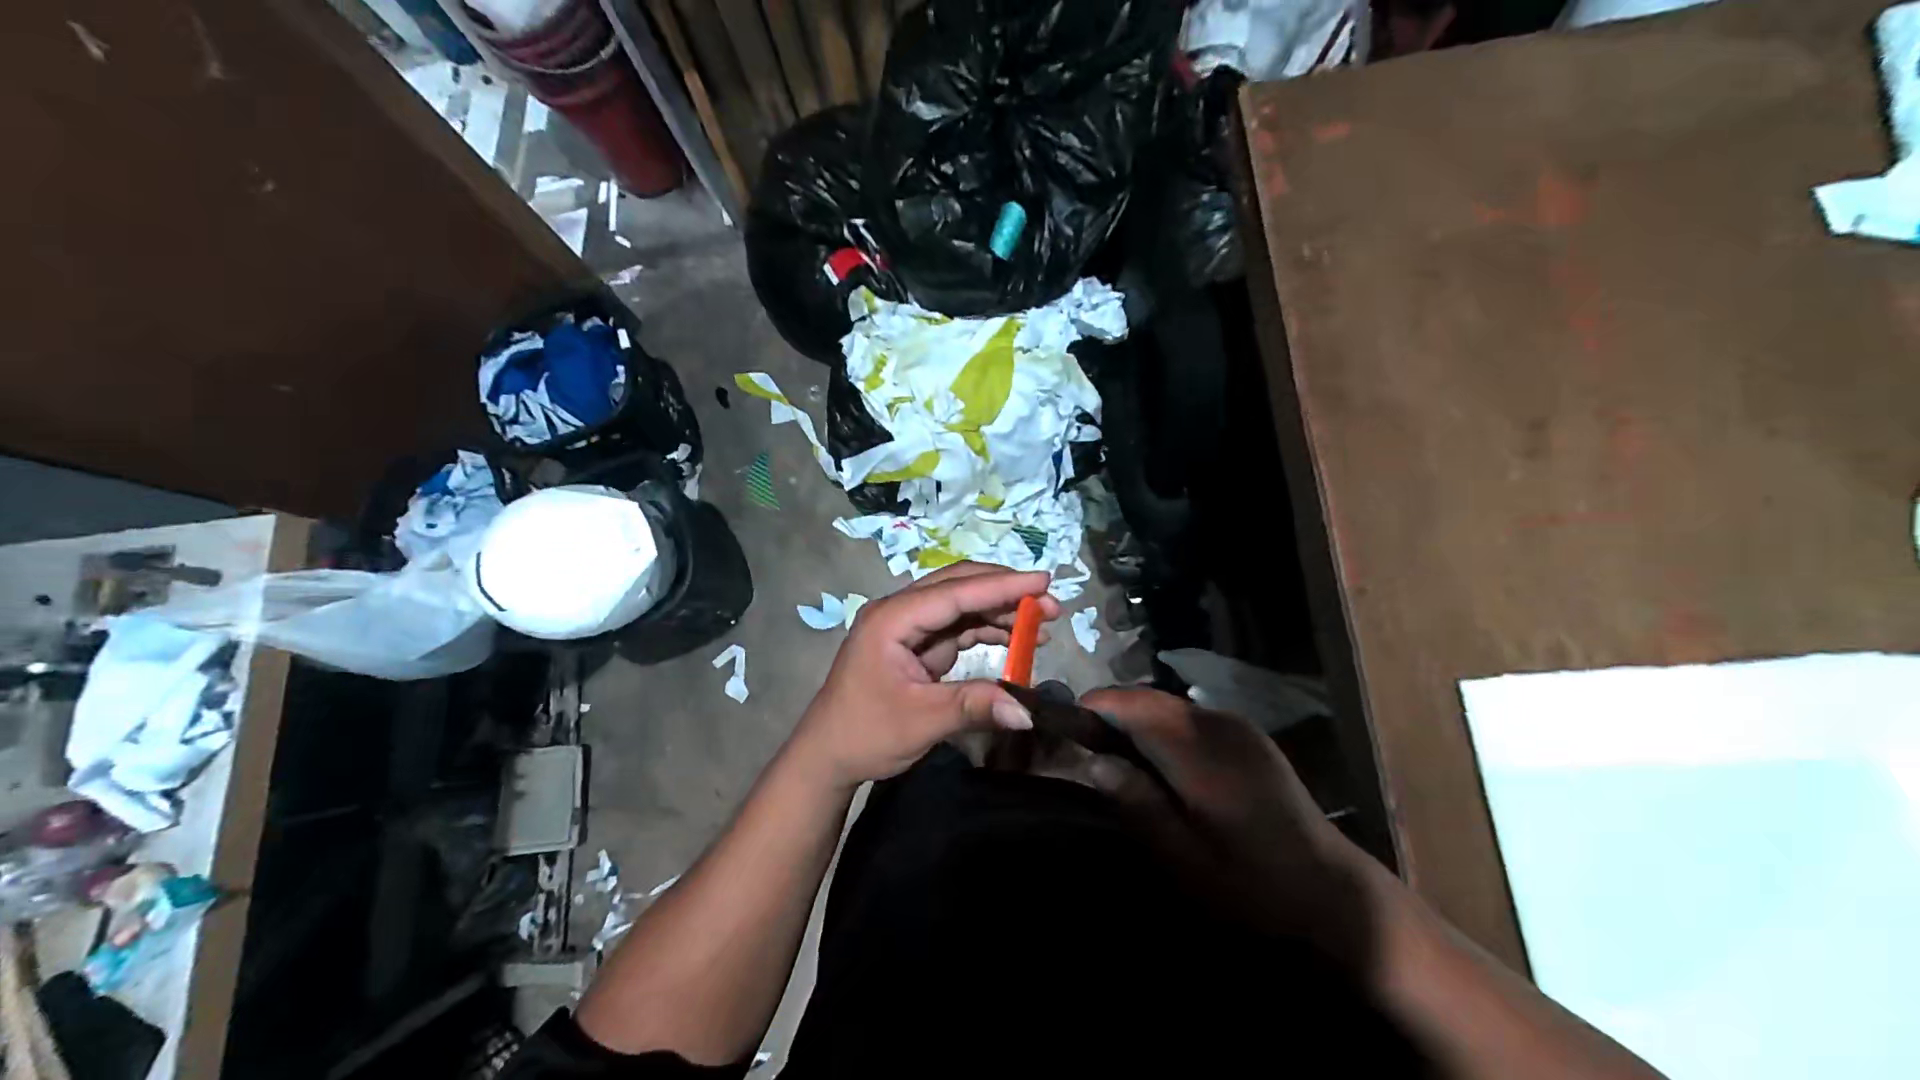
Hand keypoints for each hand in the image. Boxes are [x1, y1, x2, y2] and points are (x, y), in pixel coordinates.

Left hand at [786, 562, 1059, 788]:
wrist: (827, 757)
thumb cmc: (865, 734)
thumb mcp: (921, 720)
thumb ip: (974, 706)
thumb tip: (1028, 712)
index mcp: (892, 619)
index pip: (954, 593)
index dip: (1001, 586)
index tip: (1043, 581)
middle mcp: (899, 613)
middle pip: (958, 588)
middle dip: (1005, 592)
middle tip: (1050, 602)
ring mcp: (908, 628)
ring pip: (961, 606)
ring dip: (1000, 610)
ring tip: (1045, 621)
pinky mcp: (917, 646)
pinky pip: (958, 628)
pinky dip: (988, 630)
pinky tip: (1018, 638)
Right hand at [1076, 687, 1372, 949]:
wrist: (1335, 896)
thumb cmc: (1253, 887)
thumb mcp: (1185, 859)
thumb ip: (1138, 803)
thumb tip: (1094, 761)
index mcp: (1198, 748)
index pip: (1129, 703)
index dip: (1090, 710)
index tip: (1063, 735)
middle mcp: (1217, 723)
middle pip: (1147, 699)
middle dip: (1110, 717)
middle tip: (1085, 755)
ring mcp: (1237, 727)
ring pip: (1167, 707)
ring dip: (1136, 723)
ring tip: (1117, 763)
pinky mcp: (1249, 737)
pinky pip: (1190, 719)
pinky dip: (1163, 730)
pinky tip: (1161, 768)